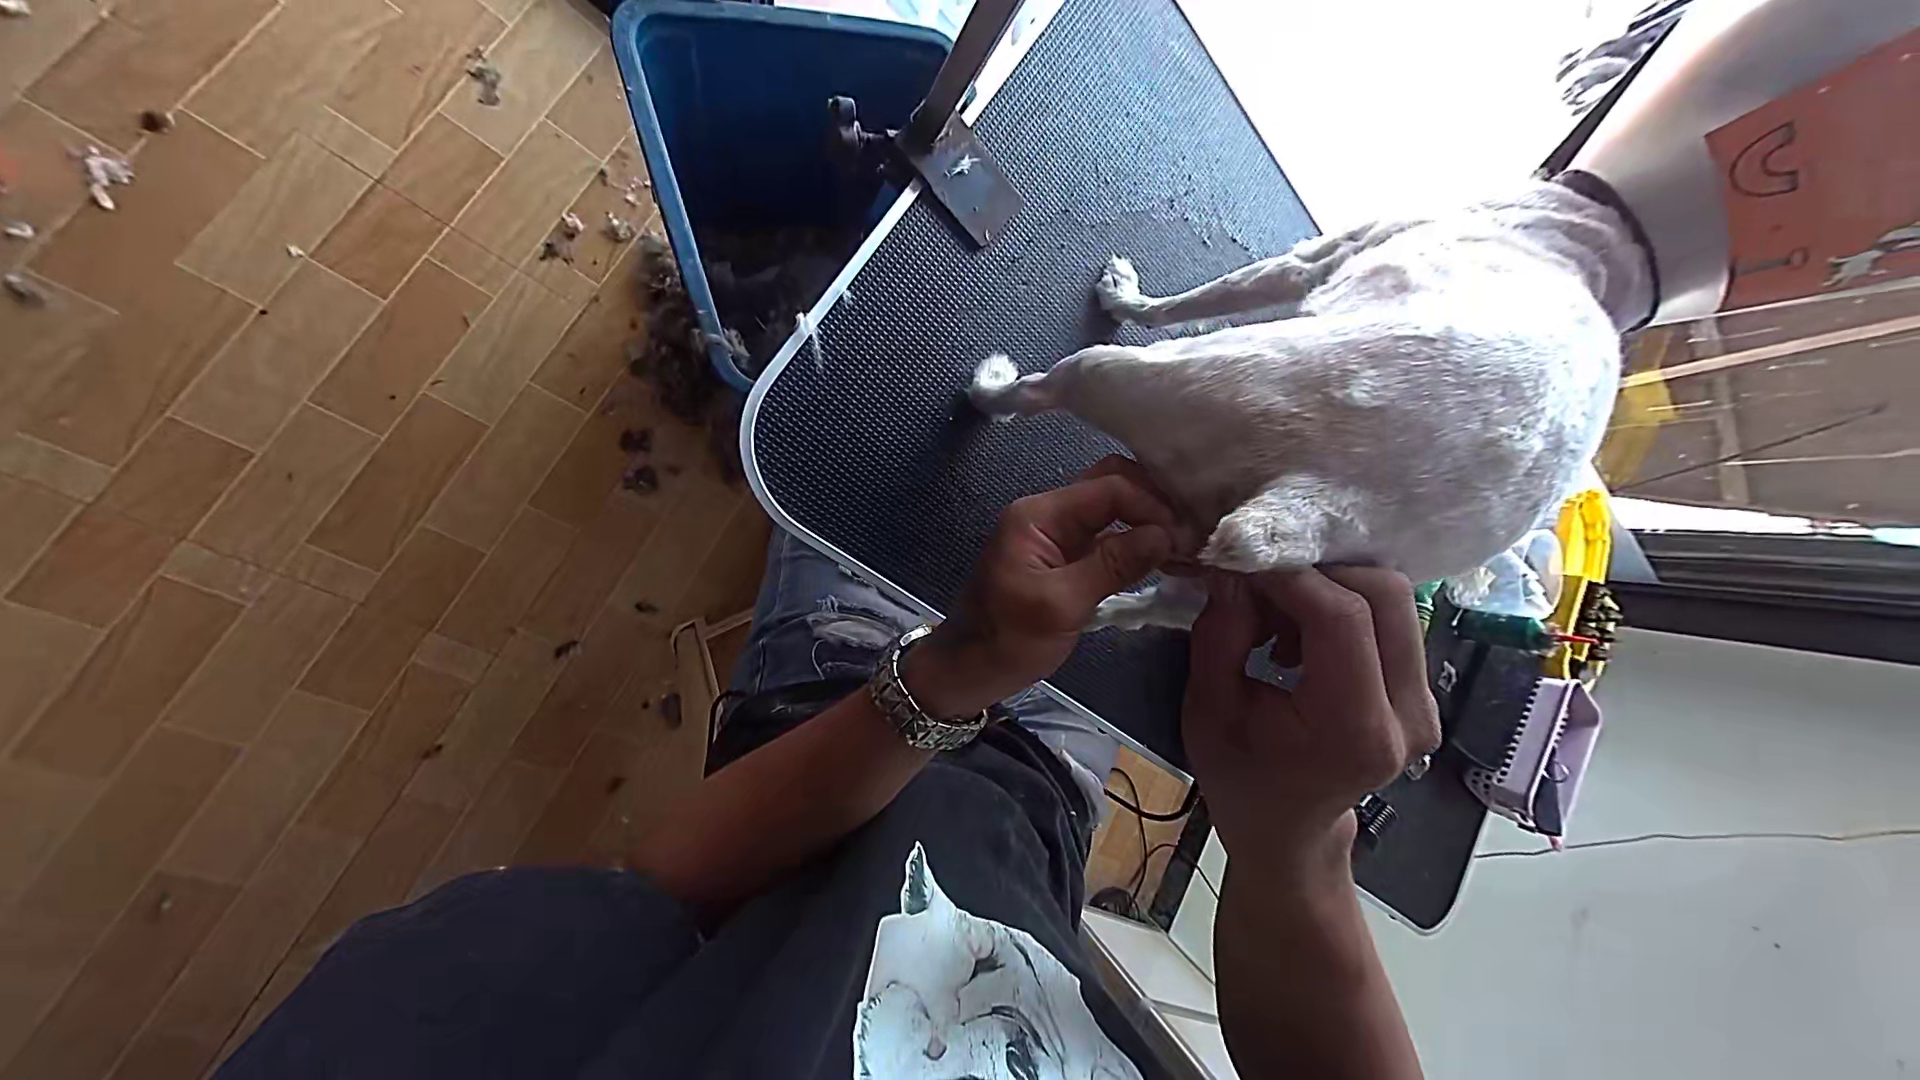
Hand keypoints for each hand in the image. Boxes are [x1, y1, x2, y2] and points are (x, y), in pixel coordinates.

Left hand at [903, 456, 1184, 717]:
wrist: (968, 670)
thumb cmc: (1006, 640)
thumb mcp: (1059, 605)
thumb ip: (1111, 565)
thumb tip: (1166, 534)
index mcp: (1039, 514)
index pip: (1109, 486)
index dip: (1153, 505)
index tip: (1187, 536)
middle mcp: (1049, 514)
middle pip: (1112, 487)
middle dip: (1155, 504)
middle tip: (1196, 533)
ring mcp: (1058, 536)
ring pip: (1114, 512)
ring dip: (1150, 525)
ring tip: (1190, 548)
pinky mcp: (1066, 559)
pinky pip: (1107, 539)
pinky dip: (1137, 546)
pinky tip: (1167, 561)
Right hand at [1183, 567, 1439, 884]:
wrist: (1287, 828)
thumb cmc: (1238, 775)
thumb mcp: (1207, 707)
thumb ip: (1222, 633)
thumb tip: (1234, 569)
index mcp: (1353, 728)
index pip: (1342, 617)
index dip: (1288, 576)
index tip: (1239, 561)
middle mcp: (1409, 713)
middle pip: (1385, 595)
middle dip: (1314, 572)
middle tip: (1257, 585)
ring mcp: (1425, 702)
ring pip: (1392, 599)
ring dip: (1325, 587)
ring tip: (1273, 616)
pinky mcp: (1419, 691)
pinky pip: (1388, 618)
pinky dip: (1337, 604)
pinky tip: (1295, 634)